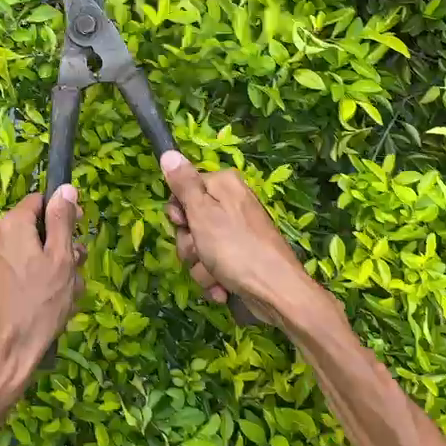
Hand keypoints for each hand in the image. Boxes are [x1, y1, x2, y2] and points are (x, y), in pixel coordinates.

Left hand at [0, 186, 85, 385]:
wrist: (7, 352)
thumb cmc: (38, 303)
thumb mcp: (60, 258)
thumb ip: (63, 220)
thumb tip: (66, 188)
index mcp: (11, 223)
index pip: (42, 200)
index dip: (64, 214)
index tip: (80, 234)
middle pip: (40, 227)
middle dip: (64, 247)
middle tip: (75, 271)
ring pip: (37, 250)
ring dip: (58, 268)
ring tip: (68, 293)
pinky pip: (26, 267)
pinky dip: (44, 280)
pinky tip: (57, 303)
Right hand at [160, 151, 313, 325]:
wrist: (276, 292)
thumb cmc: (236, 249)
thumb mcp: (203, 213)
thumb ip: (184, 185)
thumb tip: (169, 153)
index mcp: (223, 185)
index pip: (183, 191)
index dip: (178, 213)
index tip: (183, 224)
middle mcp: (231, 204)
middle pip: (189, 222)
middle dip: (190, 246)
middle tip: (201, 253)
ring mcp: (236, 233)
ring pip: (198, 248)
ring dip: (201, 267)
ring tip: (216, 275)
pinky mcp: (239, 257)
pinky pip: (212, 266)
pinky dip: (214, 279)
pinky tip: (223, 288)